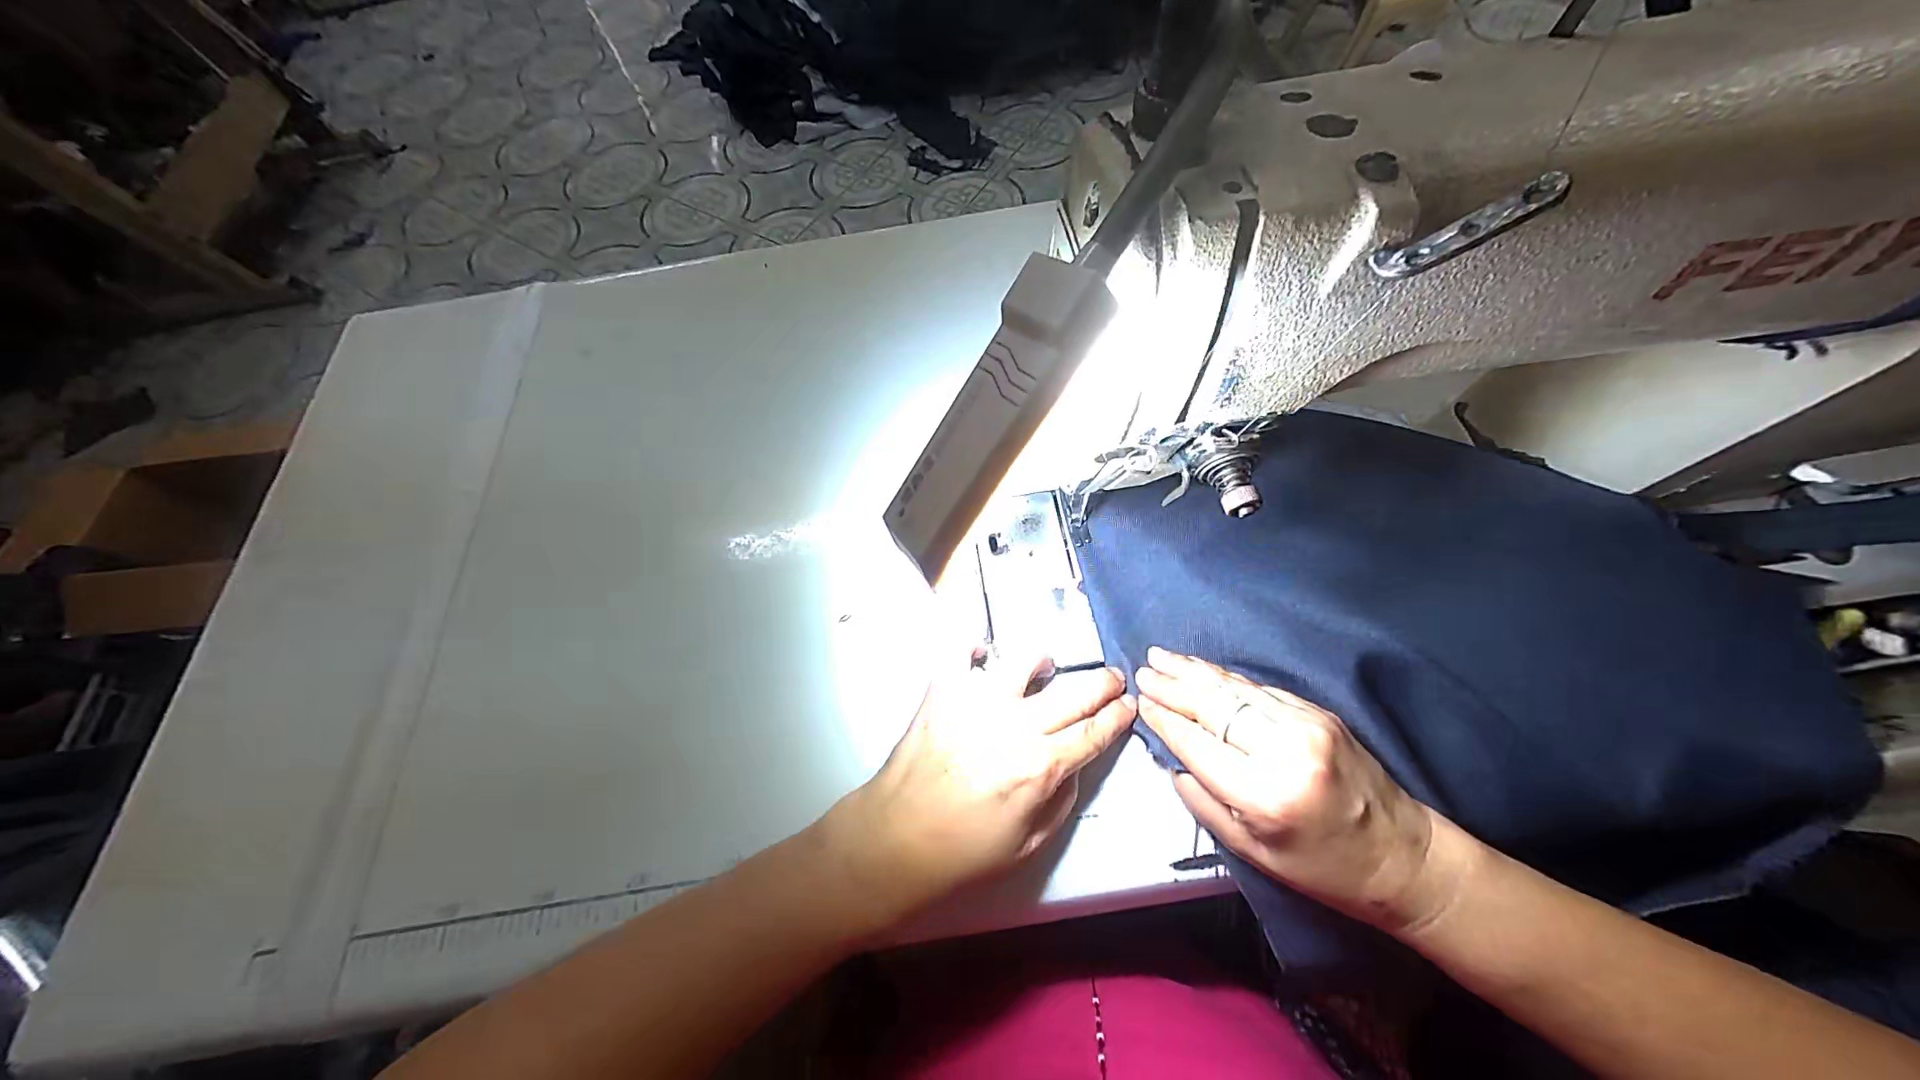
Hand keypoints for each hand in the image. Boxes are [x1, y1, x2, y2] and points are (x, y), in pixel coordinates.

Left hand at [823, 651, 1135, 928]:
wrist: (896, 838)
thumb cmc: (963, 851)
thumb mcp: (1029, 844)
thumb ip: (1061, 799)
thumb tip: (1073, 764)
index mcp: (1039, 768)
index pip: (1093, 733)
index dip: (1117, 717)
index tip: (1128, 705)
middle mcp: (1013, 727)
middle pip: (1073, 694)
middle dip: (1102, 684)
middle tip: (1112, 677)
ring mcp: (976, 704)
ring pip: (1023, 663)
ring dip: (1043, 662)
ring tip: (1046, 666)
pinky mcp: (942, 693)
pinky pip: (962, 656)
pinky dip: (976, 649)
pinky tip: (983, 653)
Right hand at [1136, 647, 1445, 931]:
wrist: (1404, 857)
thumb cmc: (1324, 867)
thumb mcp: (1252, 851)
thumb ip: (1204, 804)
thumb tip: (1174, 761)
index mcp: (1265, 795)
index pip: (1198, 743)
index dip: (1166, 720)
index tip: (1142, 703)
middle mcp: (1286, 752)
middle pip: (1215, 707)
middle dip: (1175, 687)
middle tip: (1145, 670)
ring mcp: (1307, 726)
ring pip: (1237, 690)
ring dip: (1196, 672)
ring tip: (1164, 657)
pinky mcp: (1320, 715)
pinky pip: (1262, 690)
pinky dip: (1228, 678)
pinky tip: (1206, 670)